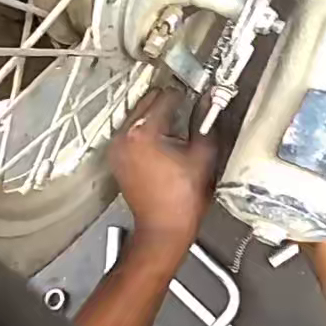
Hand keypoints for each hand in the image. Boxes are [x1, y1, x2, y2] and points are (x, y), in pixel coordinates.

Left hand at [110, 90, 217, 248]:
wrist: (163, 229)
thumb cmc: (182, 200)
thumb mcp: (202, 156)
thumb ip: (205, 121)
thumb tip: (209, 100)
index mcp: (143, 133)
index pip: (165, 97)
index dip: (185, 96)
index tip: (196, 99)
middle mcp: (124, 137)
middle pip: (147, 101)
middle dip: (168, 103)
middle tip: (189, 111)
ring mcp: (117, 148)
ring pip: (137, 114)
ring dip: (156, 116)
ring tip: (177, 129)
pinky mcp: (116, 158)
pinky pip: (131, 131)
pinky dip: (145, 131)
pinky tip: (163, 143)